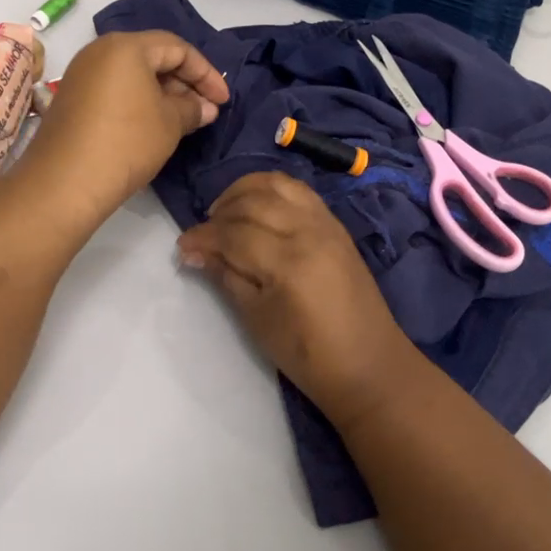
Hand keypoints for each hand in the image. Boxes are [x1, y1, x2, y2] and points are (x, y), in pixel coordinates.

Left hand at [22, 31, 229, 215]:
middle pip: (152, 56)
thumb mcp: (170, 123)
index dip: (205, 73)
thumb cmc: (126, 142)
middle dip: (183, 81)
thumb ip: (192, 108)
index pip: (177, 48)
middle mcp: (99, 51)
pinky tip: (151, 125)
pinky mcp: (71, 97)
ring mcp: (81, 74)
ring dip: (161, 92)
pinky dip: (137, 100)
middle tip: (204, 110)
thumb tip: (205, 107)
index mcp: (125, 46)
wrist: (65, 181)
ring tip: (182, 120)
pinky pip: (113, 88)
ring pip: (132, 73)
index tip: (222, 100)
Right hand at [176, 173, 417, 427]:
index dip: (202, 237)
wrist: (368, 365)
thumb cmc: (308, 354)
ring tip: (226, 212)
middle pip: (252, 202)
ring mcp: (326, 223)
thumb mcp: (257, 320)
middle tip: (203, 234)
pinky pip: (298, 190)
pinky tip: (256, 207)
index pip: (233, 234)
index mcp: (288, 261)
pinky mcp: (335, 224)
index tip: (182, 248)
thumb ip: (227, 276)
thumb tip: (195, 252)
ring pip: (276, 184)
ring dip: (244, 191)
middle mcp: (308, 231)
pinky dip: (271, 190)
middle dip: (219, 213)